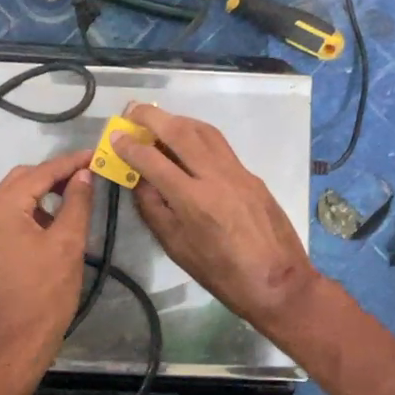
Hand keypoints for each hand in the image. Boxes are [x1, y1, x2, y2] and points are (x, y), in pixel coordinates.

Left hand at [0, 148, 95, 378]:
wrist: (13, 345)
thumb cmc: (44, 294)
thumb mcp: (68, 244)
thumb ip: (76, 203)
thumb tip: (83, 174)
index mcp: (3, 208)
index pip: (41, 172)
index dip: (70, 162)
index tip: (96, 154)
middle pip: (23, 179)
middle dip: (54, 174)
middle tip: (87, 174)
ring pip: (16, 198)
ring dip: (44, 193)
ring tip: (76, 196)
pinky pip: (12, 218)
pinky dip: (34, 212)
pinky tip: (57, 223)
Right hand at [115, 104, 318, 330]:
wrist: (279, 282)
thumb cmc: (222, 274)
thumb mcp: (177, 247)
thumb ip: (154, 209)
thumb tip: (139, 179)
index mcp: (193, 200)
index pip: (153, 161)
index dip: (130, 146)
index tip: (115, 137)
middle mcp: (216, 176)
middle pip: (179, 131)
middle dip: (151, 117)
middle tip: (131, 112)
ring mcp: (238, 172)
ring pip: (204, 131)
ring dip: (177, 120)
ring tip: (158, 121)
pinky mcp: (252, 175)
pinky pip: (219, 145)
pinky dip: (197, 135)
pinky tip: (188, 144)